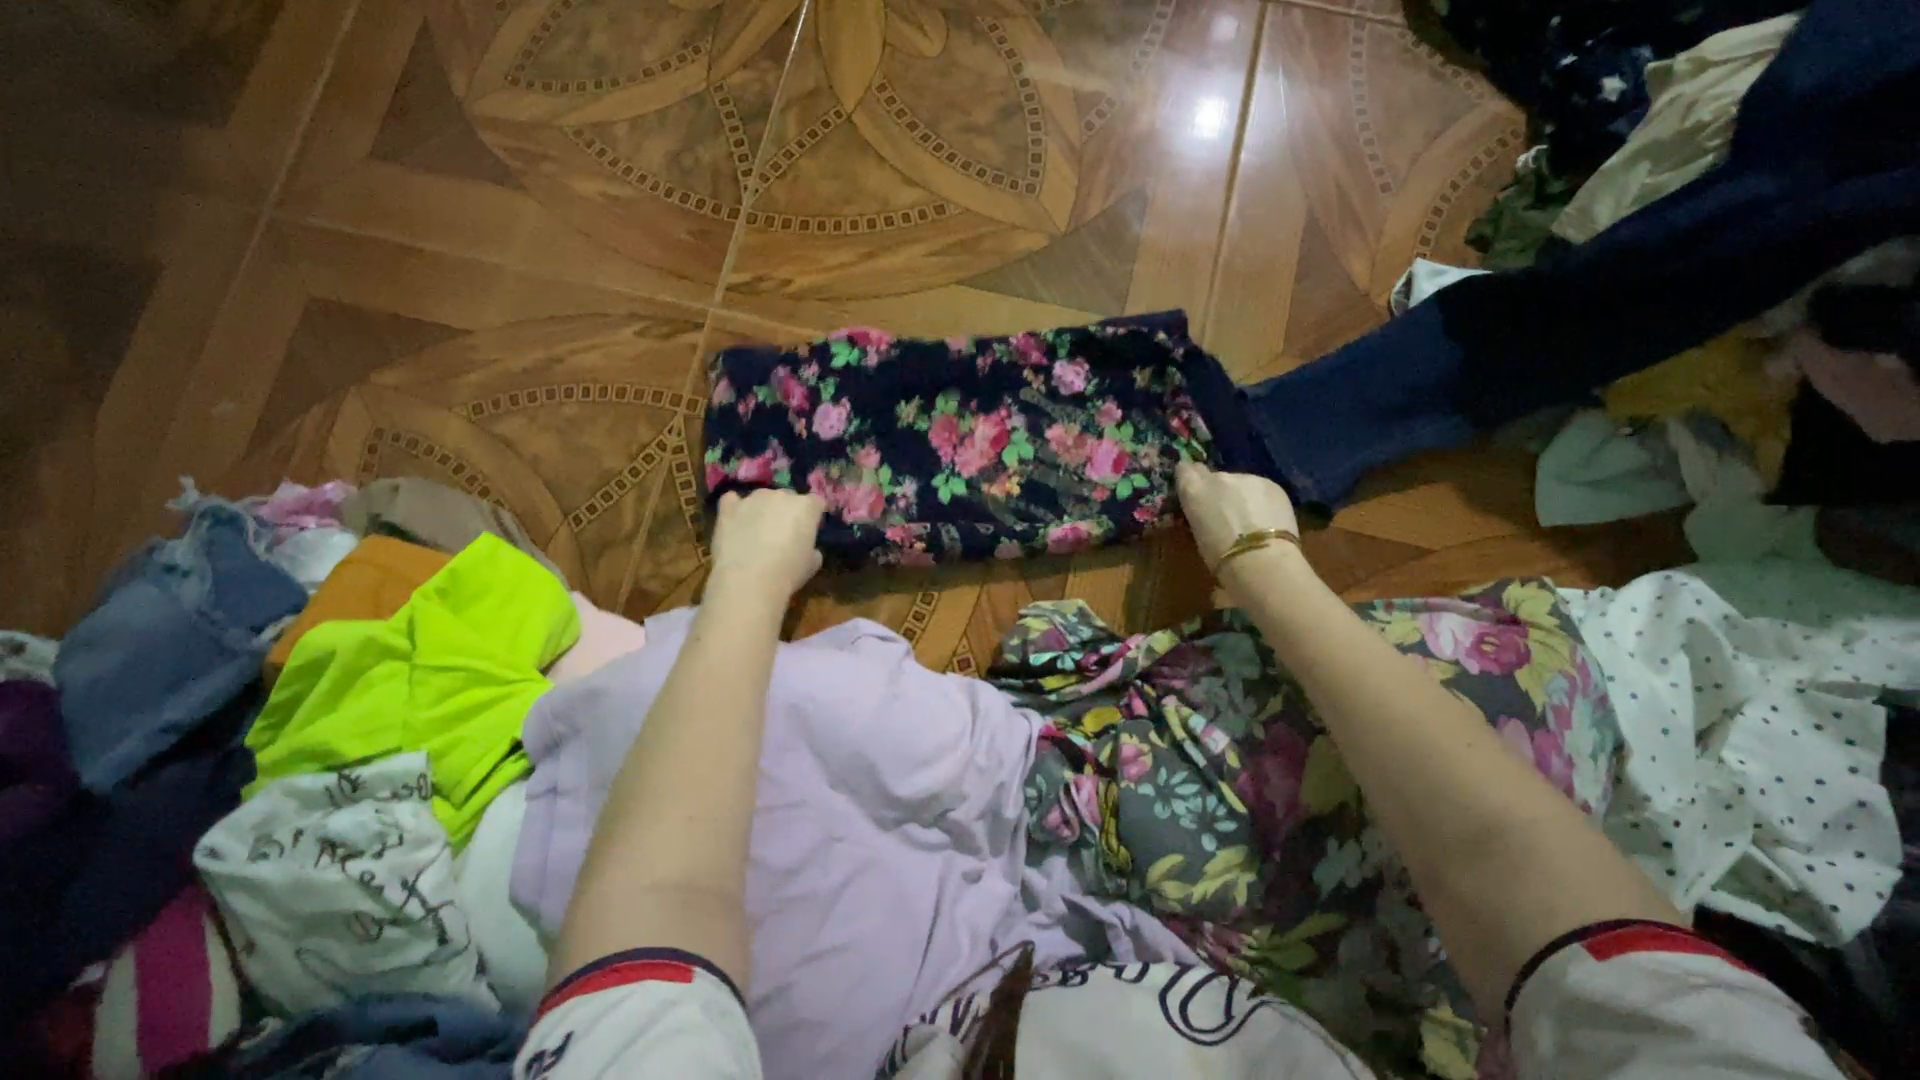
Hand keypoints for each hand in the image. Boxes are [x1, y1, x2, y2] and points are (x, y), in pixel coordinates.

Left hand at [707, 489, 825, 601]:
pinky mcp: (729, 507)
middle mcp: (781, 495)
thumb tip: (808, 548)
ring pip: (761, 497)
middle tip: (783, 534)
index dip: (813, 516)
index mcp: (806, 507)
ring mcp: (753, 499)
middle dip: (787, 511)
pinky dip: (734, 507)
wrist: (748, 580)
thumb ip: (812, 549)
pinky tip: (735, 521)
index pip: (815, 503)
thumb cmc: (787, 573)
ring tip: (756, 532)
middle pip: (788, 497)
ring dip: (762, 509)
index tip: (809, 530)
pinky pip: (732, 500)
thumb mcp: (811, 565)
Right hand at [1175, 461, 1300, 570]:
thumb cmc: (1220, 557)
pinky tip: (1266, 519)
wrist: (1262, 560)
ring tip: (1250, 519)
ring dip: (1241, 496)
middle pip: (1214, 476)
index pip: (1185, 470)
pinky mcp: (1272, 484)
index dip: (1189, 478)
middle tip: (1223, 511)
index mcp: (1194, 490)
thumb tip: (1206, 511)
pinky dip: (1261, 500)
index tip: (1193, 488)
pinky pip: (1261, 489)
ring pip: (1240, 483)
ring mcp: (1247, 477)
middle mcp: (1218, 477)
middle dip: (1217, 490)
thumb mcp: (1198, 534)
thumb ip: (1199, 512)